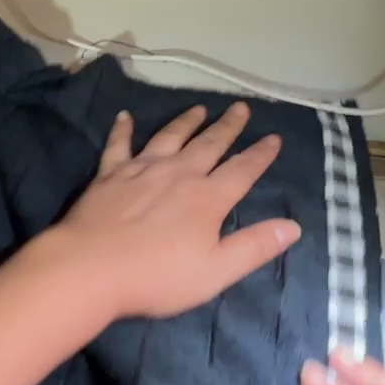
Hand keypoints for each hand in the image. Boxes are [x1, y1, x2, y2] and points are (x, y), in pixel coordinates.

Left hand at [35, 103, 298, 320]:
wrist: (92, 266)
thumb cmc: (157, 276)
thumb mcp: (216, 271)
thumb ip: (254, 247)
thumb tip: (293, 226)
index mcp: (207, 198)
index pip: (242, 170)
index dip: (260, 154)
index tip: (274, 138)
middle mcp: (178, 173)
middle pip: (209, 144)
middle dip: (228, 126)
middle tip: (241, 108)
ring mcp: (142, 169)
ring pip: (169, 136)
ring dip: (186, 121)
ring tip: (199, 108)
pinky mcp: (110, 173)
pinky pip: (119, 144)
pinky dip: (123, 129)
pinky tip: (125, 116)